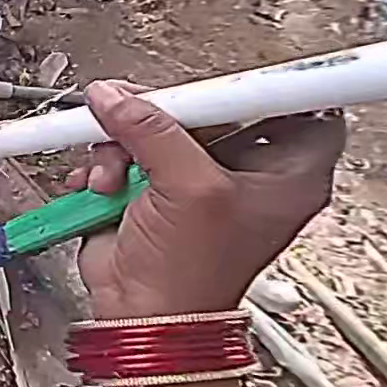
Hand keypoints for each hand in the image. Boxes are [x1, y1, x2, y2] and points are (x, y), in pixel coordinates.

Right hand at [70, 80, 345, 319]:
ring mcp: (186, 178)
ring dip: (115, 148)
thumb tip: (113, 96)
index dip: (255, 88)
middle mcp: (236, 170)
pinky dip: (98, 163)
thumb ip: (153, 134)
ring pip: (147, 130)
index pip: (292, 107)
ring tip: (108, 176)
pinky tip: (95, 185)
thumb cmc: (190, 270)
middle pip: (199, 112)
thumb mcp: (188, 191)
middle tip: (126, 120)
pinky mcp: (143, 185)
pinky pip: (117, 152)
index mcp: (282, 172)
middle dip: (153, 118)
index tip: (215, 79)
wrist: (138, 307)